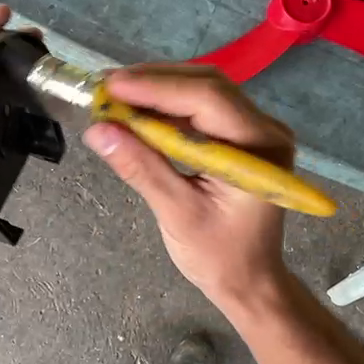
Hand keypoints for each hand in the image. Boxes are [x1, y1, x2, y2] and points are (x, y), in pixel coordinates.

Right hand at [83, 65, 294, 305]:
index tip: (110, 87)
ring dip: (158, 90)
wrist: (249, 280)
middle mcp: (265, 128)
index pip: (207, 99)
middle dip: (154, 82)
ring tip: (115, 96)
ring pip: (204, 91)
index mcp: (259, 148)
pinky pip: (203, 109)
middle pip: (207, 85)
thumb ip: (141, 167)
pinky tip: (138, 111)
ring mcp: (256, 130)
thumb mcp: (176, 213)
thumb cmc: (219, 256)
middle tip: (106, 88)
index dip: (156, 88)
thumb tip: (98, 131)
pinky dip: (168, 107)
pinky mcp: (241, 136)